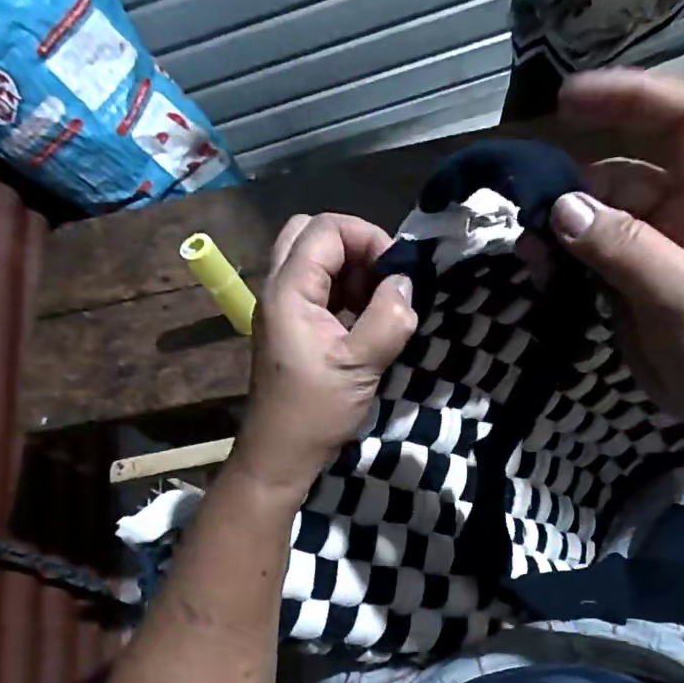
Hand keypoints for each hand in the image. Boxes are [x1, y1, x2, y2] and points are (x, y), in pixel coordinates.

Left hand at [234, 214, 417, 490]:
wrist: (279, 454)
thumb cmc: (315, 412)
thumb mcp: (361, 365)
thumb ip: (388, 317)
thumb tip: (405, 283)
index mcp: (288, 291)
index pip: (325, 228)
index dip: (367, 237)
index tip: (396, 271)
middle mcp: (277, 290)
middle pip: (309, 234)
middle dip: (353, 246)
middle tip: (382, 279)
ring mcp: (280, 309)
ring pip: (311, 260)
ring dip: (349, 270)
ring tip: (378, 302)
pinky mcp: (288, 328)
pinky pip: (314, 289)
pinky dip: (341, 291)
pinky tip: (365, 319)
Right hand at [545, 70, 683, 446]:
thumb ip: (624, 250)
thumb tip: (559, 208)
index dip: (634, 99)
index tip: (569, 99)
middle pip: (630, 169)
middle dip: (579, 178)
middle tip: (526, 196)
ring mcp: (660, 248)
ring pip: (601, 215)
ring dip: (562, 223)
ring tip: (526, 244)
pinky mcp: (632, 282)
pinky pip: (589, 255)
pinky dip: (560, 257)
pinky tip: (536, 267)